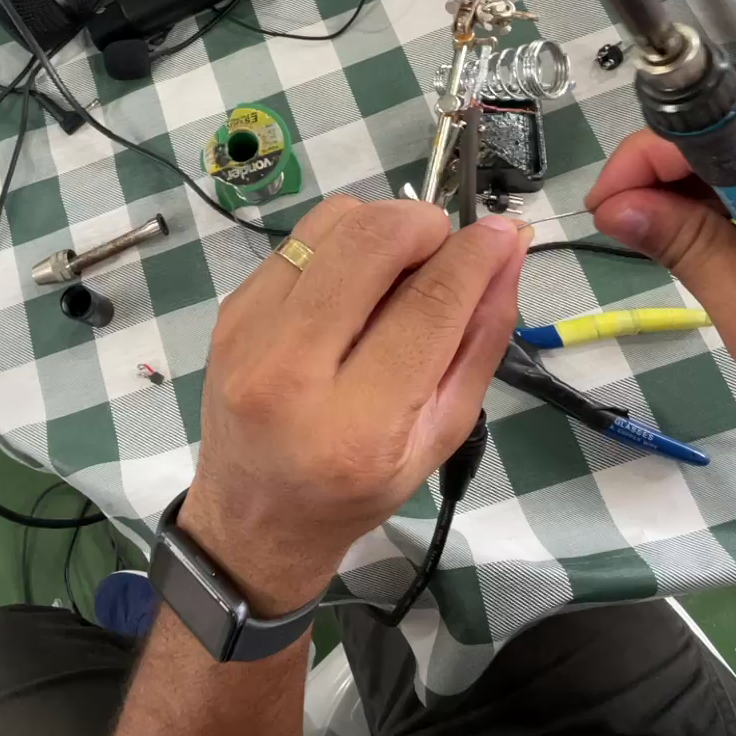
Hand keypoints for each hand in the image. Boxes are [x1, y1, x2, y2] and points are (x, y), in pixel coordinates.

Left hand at [179, 197, 526, 613]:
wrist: (253, 513)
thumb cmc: (356, 490)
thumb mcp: (440, 437)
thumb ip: (479, 342)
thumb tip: (505, 252)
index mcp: (355, 425)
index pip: (428, 306)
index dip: (475, 256)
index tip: (502, 232)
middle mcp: (288, 369)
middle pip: (370, 242)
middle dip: (425, 226)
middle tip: (442, 250)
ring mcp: (248, 331)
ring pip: (331, 222)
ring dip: (381, 227)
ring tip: (396, 267)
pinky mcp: (229, 308)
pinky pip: (299, 238)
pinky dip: (340, 242)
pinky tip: (350, 283)